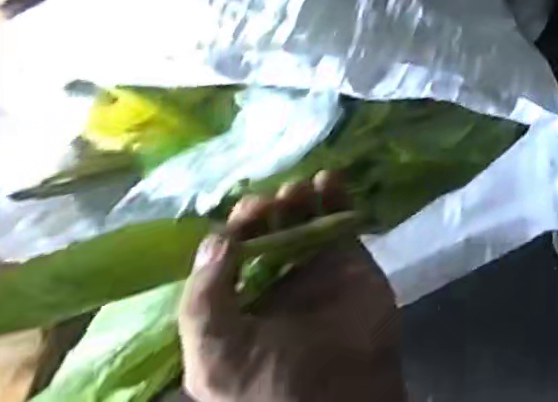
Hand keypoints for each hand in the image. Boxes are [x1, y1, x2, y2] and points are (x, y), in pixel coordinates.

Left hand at [178, 173, 404, 401]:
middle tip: (269, 200)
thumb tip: (217, 238)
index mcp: (230, 307)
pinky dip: (337, 195)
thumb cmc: (265, 382)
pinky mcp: (350, 257)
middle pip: (265, 234)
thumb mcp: (216, 354)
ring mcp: (312, 268)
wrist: (339, 393)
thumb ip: (207, 300)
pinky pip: (341, 220)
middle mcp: (269, 282)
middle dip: (264, 212)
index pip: (225, 259)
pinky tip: (329, 178)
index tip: (241, 215)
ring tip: (299, 186)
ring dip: (299, 198)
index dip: (230, 233)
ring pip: (303, 221)